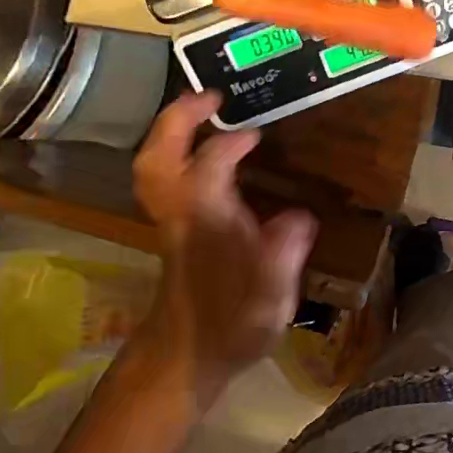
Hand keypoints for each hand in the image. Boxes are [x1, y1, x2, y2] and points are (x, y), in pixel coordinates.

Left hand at [131, 91, 316, 389]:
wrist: (186, 356)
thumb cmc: (231, 326)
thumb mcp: (270, 299)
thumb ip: (283, 256)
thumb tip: (301, 216)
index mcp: (205, 222)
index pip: (209, 165)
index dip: (230, 143)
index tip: (257, 134)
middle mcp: (180, 212)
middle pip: (159, 156)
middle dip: (178, 119)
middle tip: (209, 96)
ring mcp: (169, 218)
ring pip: (152, 166)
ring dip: (171, 133)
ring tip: (204, 112)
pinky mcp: (172, 226)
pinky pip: (163, 176)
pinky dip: (176, 152)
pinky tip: (207, 151)